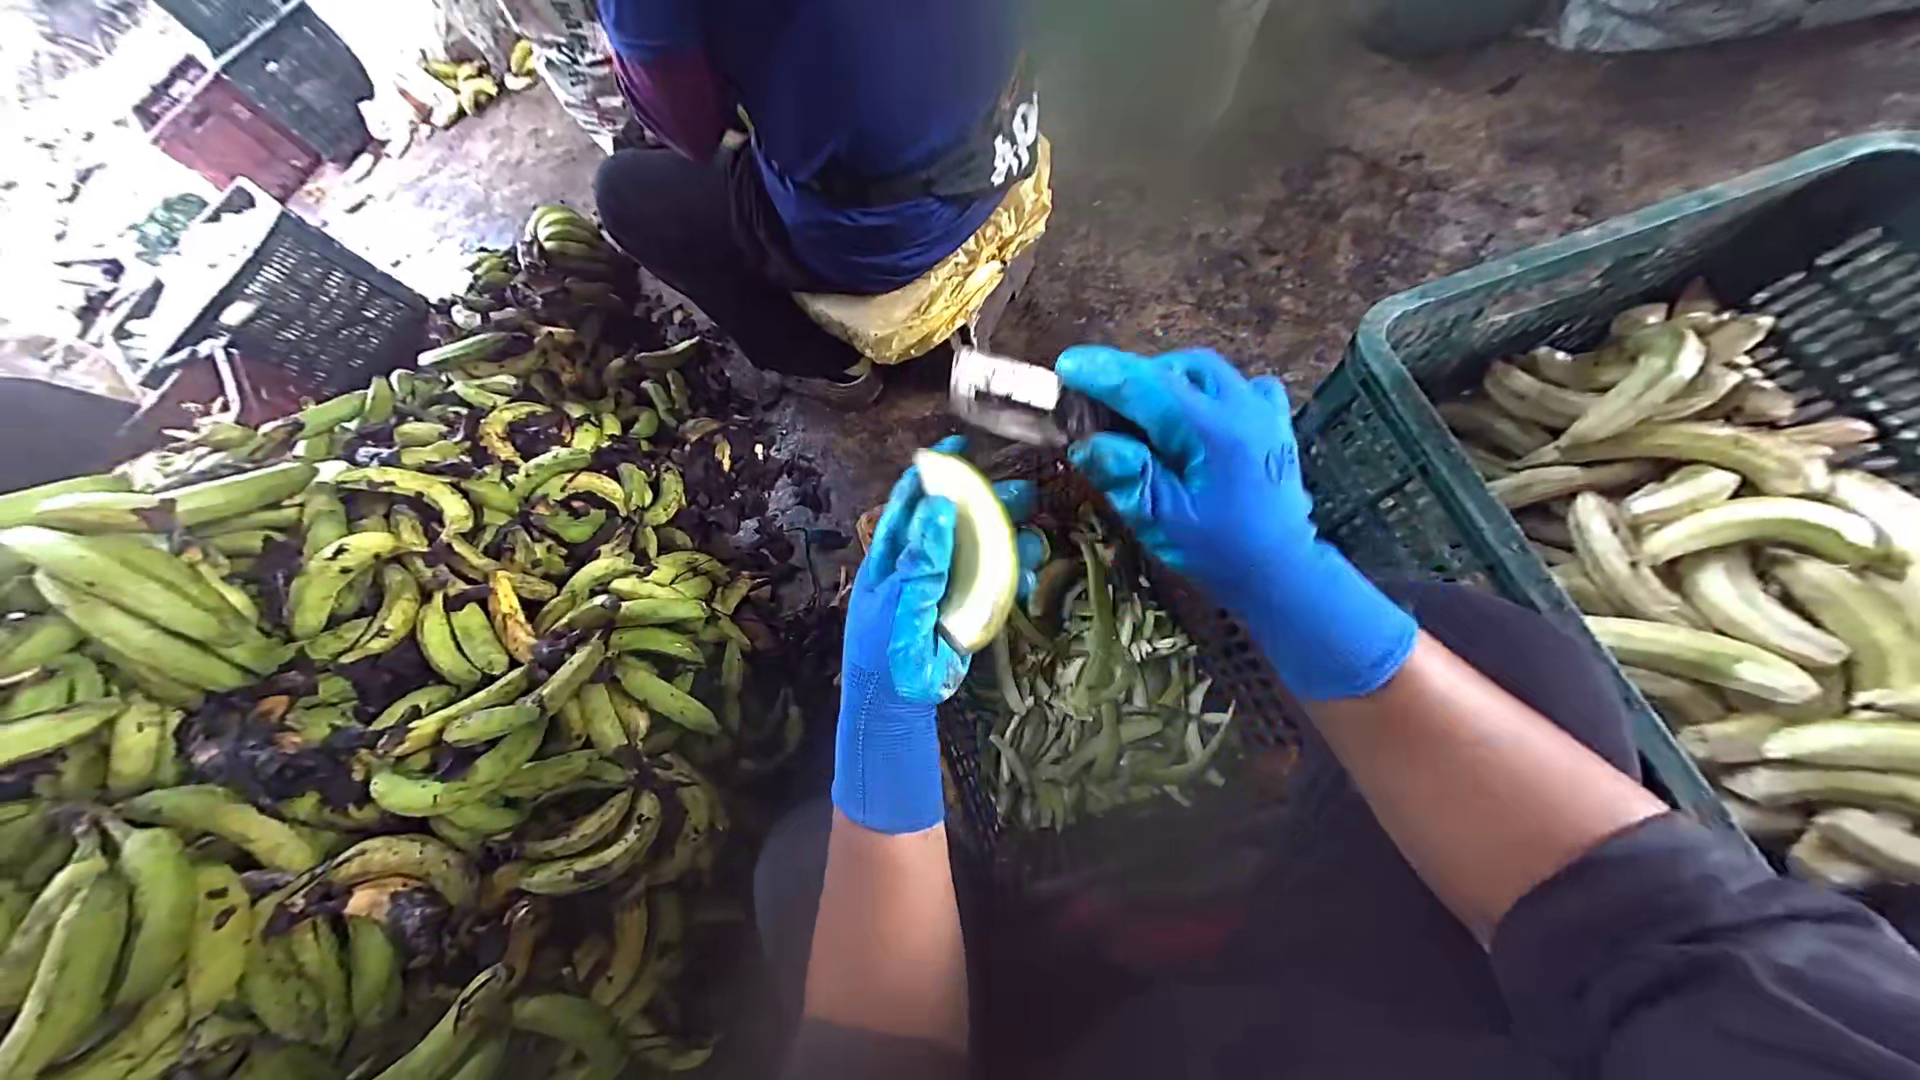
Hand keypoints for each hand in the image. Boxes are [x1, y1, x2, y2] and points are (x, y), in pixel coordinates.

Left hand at [835, 436, 1033, 833]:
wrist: (897, 703)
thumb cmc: (885, 649)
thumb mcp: (897, 600)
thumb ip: (920, 557)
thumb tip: (939, 504)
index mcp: (894, 553)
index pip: (913, 502)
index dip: (934, 474)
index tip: (959, 450)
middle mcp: (924, 561)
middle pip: (957, 521)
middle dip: (985, 502)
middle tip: (1018, 489)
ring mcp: (948, 583)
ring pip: (982, 548)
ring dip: (1008, 534)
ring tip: (1034, 524)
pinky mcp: (968, 606)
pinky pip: (995, 582)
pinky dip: (1015, 571)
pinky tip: (1033, 564)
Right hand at [1055, 346, 1415, 700]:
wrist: (1280, 569)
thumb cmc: (1219, 551)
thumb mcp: (1161, 520)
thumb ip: (1125, 476)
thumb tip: (1087, 442)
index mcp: (1212, 432)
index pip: (1146, 386)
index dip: (1103, 372)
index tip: (1067, 364)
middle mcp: (1242, 406)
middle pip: (1173, 369)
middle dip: (1130, 378)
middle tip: (1096, 404)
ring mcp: (1263, 408)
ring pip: (1201, 372)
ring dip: (1161, 382)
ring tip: (1135, 413)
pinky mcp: (1271, 418)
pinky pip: (1230, 385)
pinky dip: (1198, 391)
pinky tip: (1185, 415)